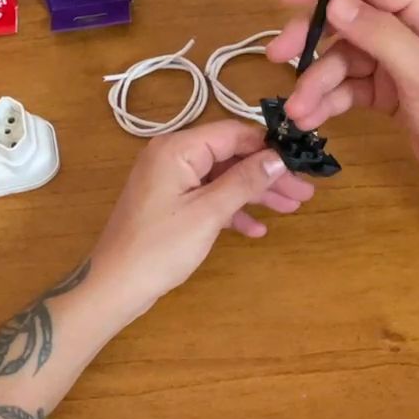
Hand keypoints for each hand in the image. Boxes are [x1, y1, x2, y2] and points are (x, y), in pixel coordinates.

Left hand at [86, 120, 314, 318]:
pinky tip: (257, 229)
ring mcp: (169, 181)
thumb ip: (245, 180)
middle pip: (229, 155)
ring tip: (292, 207)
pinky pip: (207, 197)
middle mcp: (171, 156)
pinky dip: (231, 210)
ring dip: (255, 193)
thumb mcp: (208, 212)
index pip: (232, 132)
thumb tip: (279, 156)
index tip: (301, 161)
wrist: (114, 285)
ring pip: (221, 178)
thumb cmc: (160, 247)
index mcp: (177, 148)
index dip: (268, 145)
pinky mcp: (169, 204)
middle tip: (304, 192)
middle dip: (267, 173)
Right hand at [265, 0, 418, 211]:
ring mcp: (399, 60)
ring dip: (317, 82)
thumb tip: (336, 4)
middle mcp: (412, 27)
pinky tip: (310, 119)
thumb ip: (381, 35)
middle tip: (276, 56)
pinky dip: (329, 100)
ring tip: (297, 112)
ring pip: (344, 58)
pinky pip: (349, 87)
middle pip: (350, 18)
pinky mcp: (389, 91)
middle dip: (312, 37)